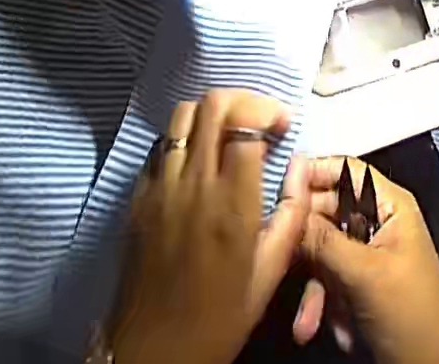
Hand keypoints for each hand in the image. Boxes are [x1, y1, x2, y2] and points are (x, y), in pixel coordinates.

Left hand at [106, 90, 307, 363]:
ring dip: (212, 112)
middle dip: (245, 100)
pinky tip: (198, 159)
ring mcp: (160, 185)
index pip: (244, 124)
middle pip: (213, 105)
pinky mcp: (138, 195)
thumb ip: (292, 212)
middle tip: (260, 120)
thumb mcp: (270, 271)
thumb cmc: (219, 316)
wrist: (150, 354)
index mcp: (231, 202)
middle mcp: (194, 183)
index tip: (282, 127)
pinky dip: (185, 136)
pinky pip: (162, 143)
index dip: (268, 113)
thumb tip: (300, 166)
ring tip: (229, 132)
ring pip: (183, 114)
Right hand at [295, 157, 438, 363]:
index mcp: (389, 205)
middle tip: (279, 254)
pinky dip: (323, 302)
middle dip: (306, 241)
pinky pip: (329, 278)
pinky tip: (324, 326)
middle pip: (328, 209)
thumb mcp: (365, 273)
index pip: (347, 171)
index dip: (315, 171)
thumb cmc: (413, 314)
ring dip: (313, 284)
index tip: (281, 184)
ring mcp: (367, 252)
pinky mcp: (359, 282)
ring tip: (308, 318)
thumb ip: (325, 240)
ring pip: (324, 249)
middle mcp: (378, 221)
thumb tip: (291, 210)